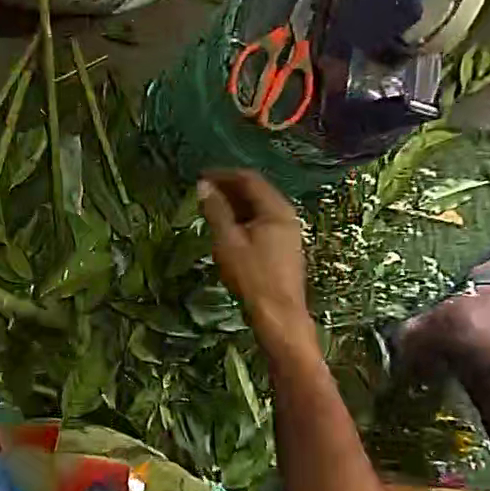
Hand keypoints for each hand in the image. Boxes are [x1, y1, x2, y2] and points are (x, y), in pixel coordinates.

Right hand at [197, 169, 309, 337]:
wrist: (279, 315)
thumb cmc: (252, 276)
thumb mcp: (228, 241)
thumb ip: (216, 211)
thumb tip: (204, 186)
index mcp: (276, 210)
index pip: (249, 179)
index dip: (224, 175)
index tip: (200, 177)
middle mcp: (287, 216)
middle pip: (256, 192)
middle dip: (229, 188)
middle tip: (202, 191)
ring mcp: (288, 233)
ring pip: (259, 208)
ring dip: (235, 205)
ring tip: (210, 209)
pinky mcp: (284, 248)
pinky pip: (262, 223)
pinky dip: (243, 219)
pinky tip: (227, 229)